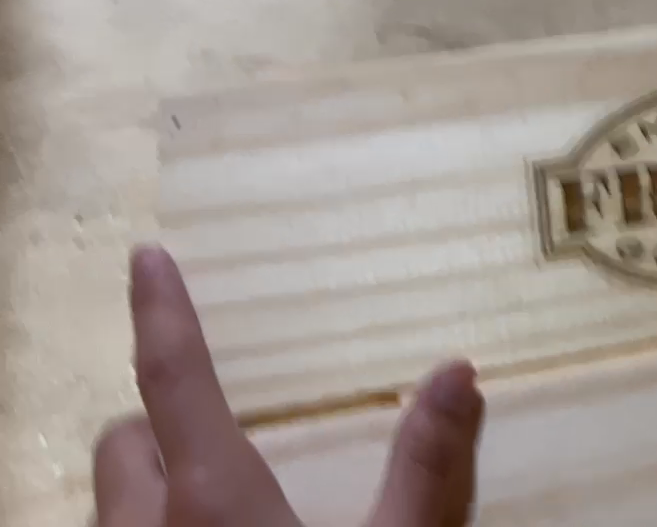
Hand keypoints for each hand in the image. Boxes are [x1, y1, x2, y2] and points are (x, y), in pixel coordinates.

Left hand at [93, 246, 485, 526]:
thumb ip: (428, 461)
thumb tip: (458, 366)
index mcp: (211, 502)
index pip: (178, 384)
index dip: (163, 313)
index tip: (146, 254)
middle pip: (121, 450)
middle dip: (154, 420)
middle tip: (204, 416)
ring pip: (100, 509)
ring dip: (138, 482)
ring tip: (187, 480)